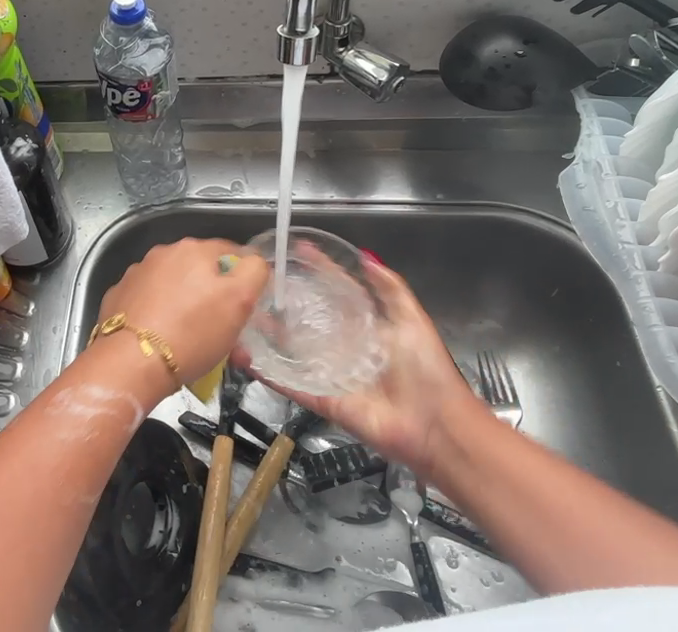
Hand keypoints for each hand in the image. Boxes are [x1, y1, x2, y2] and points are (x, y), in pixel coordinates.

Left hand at [93, 238, 268, 385]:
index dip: (245, 277)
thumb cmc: (192, 331)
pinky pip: (151, 304)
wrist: (130, 363)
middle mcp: (162, 253)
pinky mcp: (118, 298)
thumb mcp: (240, 300)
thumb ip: (254, 271)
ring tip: (198, 345)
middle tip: (228, 334)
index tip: (250, 306)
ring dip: (191, 310)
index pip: (231, 252)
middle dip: (218, 300)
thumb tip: (252, 259)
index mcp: (193, 249)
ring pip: (176, 290)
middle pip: (201, 273)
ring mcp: (136, 274)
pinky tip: (167, 340)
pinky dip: (162, 317)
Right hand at [244, 259, 483, 473]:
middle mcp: (345, 346)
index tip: (297, 250)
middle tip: (257, 282)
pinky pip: (291, 383)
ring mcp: (331, 373)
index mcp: (367, 325)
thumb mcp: (412, 320)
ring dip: (268, 335)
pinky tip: (244, 355)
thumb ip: (391, 288)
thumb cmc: (426, 370)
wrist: (435, 426)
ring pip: (293, 350)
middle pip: (309, 319)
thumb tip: (365, 255)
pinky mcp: (323, 399)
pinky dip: (268, 372)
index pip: (338, 290)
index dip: (320, 269)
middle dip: (285, 301)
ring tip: (242, 315)